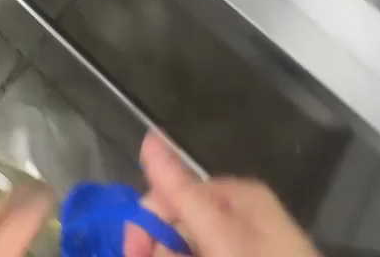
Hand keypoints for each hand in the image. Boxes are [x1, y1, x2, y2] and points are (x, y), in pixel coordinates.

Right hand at [124, 131, 321, 256]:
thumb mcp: (223, 240)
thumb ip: (183, 192)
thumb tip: (151, 135)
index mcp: (238, 199)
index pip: (174, 194)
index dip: (147, 225)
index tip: (131, 254)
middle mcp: (243, 221)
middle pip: (182, 228)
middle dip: (161, 251)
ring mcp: (248, 251)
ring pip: (191, 251)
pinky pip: (210, 256)